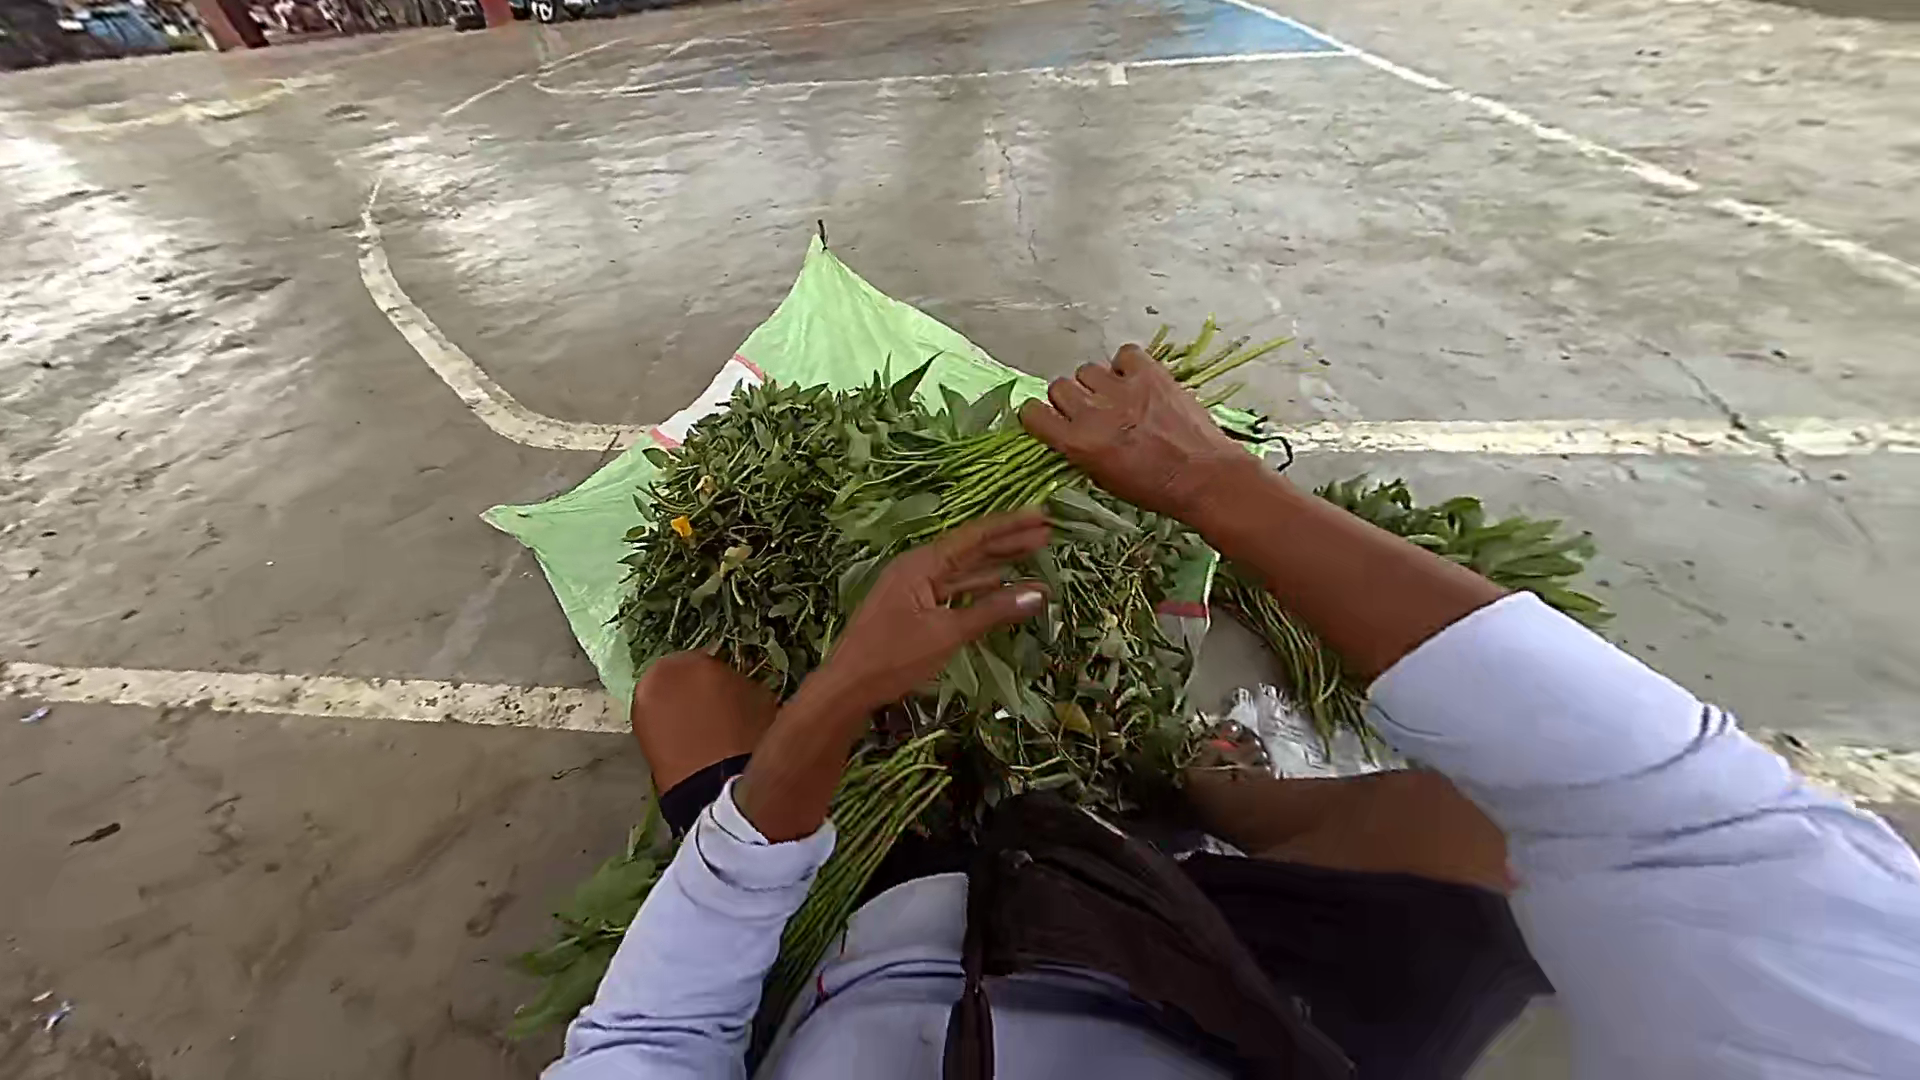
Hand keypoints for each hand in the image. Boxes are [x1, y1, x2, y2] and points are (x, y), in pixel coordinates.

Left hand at [813, 511, 1050, 713]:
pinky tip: (1002, 587)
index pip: (974, 537)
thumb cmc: (893, 658)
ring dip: (998, 566)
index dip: (1010, 526)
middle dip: (1008, 542)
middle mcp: (919, 568)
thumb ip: (993, 611)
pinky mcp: (916, 608)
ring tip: (1034, 556)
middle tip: (1048, 533)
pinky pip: (954, 591)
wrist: (847, 688)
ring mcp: (916, 588)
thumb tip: (1039, 593)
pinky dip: (980, 590)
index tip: (1042, 516)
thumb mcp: (947, 633)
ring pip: (964, 571)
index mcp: (922, 564)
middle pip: (970, 550)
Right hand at [1019, 344, 1259, 524]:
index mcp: (1076, 443)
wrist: (1201, 476)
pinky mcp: (1148, 373)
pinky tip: (1136, 382)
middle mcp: (1091, 412)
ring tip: (1118, 398)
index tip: (1049, 418)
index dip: (1038, 414)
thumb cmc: (1151, 488)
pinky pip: (1123, 355)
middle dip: (1070, 398)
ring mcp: (1120, 388)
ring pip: (1088, 370)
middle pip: (1059, 386)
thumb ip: (1077, 449)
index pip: (1032, 413)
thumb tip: (1068, 430)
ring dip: (1097, 383)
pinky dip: (1126, 365)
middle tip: (1091, 411)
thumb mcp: (1101, 478)